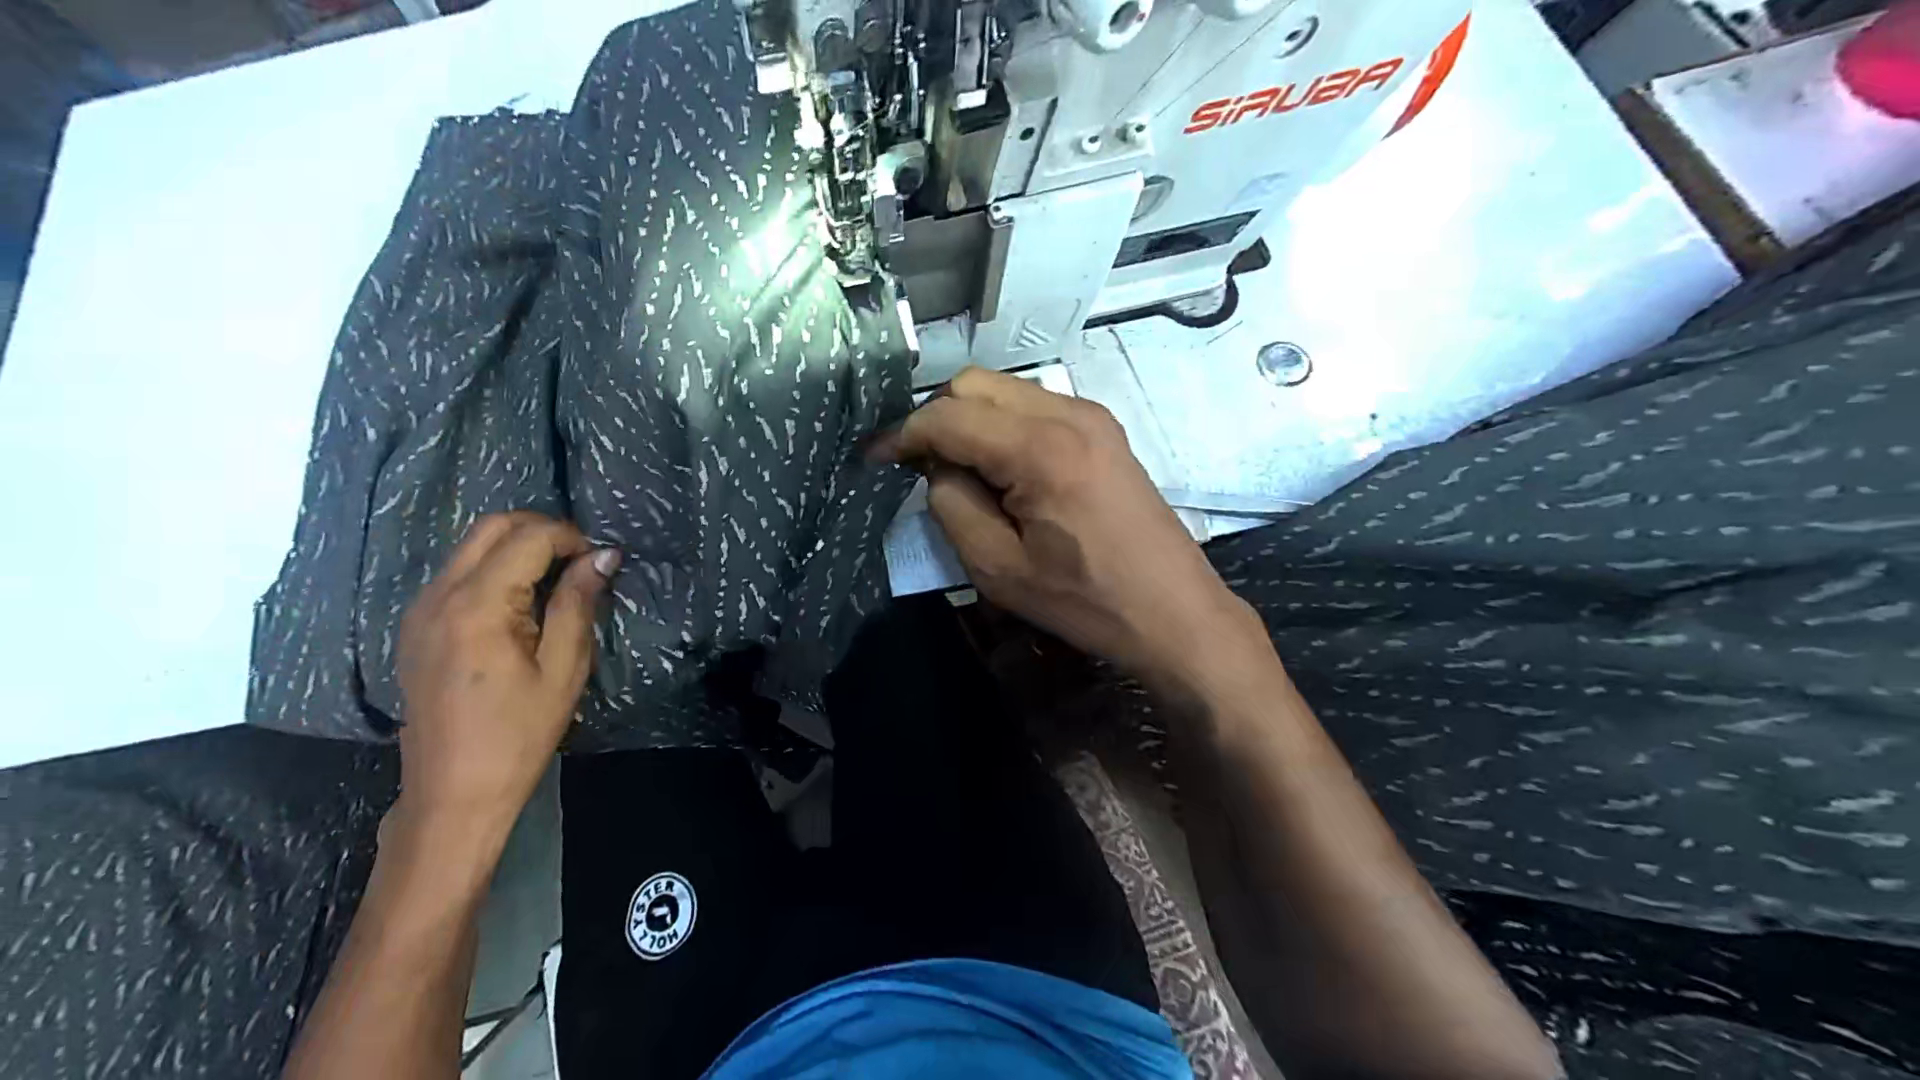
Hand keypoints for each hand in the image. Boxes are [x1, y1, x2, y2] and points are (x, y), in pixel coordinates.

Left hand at [394, 511, 619, 840]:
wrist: (452, 793)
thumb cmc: (518, 734)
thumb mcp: (564, 668)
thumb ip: (578, 603)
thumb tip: (603, 556)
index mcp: (476, 606)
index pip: (527, 539)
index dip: (570, 538)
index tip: (600, 563)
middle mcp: (437, 596)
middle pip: (491, 527)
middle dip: (542, 531)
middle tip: (581, 561)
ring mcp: (419, 610)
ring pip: (471, 546)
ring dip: (518, 548)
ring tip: (558, 581)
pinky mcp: (415, 626)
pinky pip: (458, 573)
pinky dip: (495, 569)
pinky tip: (522, 603)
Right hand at [871, 367, 1267, 690]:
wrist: (1174, 612)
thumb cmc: (1085, 601)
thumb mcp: (998, 567)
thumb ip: (952, 504)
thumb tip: (938, 467)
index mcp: (1040, 448)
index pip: (948, 416)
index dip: (902, 434)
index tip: (874, 458)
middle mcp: (1067, 413)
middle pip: (973, 384)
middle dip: (936, 419)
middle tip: (920, 468)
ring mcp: (1091, 415)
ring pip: (1003, 390)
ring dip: (969, 421)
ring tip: (961, 473)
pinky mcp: (1103, 429)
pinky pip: (1033, 406)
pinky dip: (1002, 426)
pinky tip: (1001, 470)